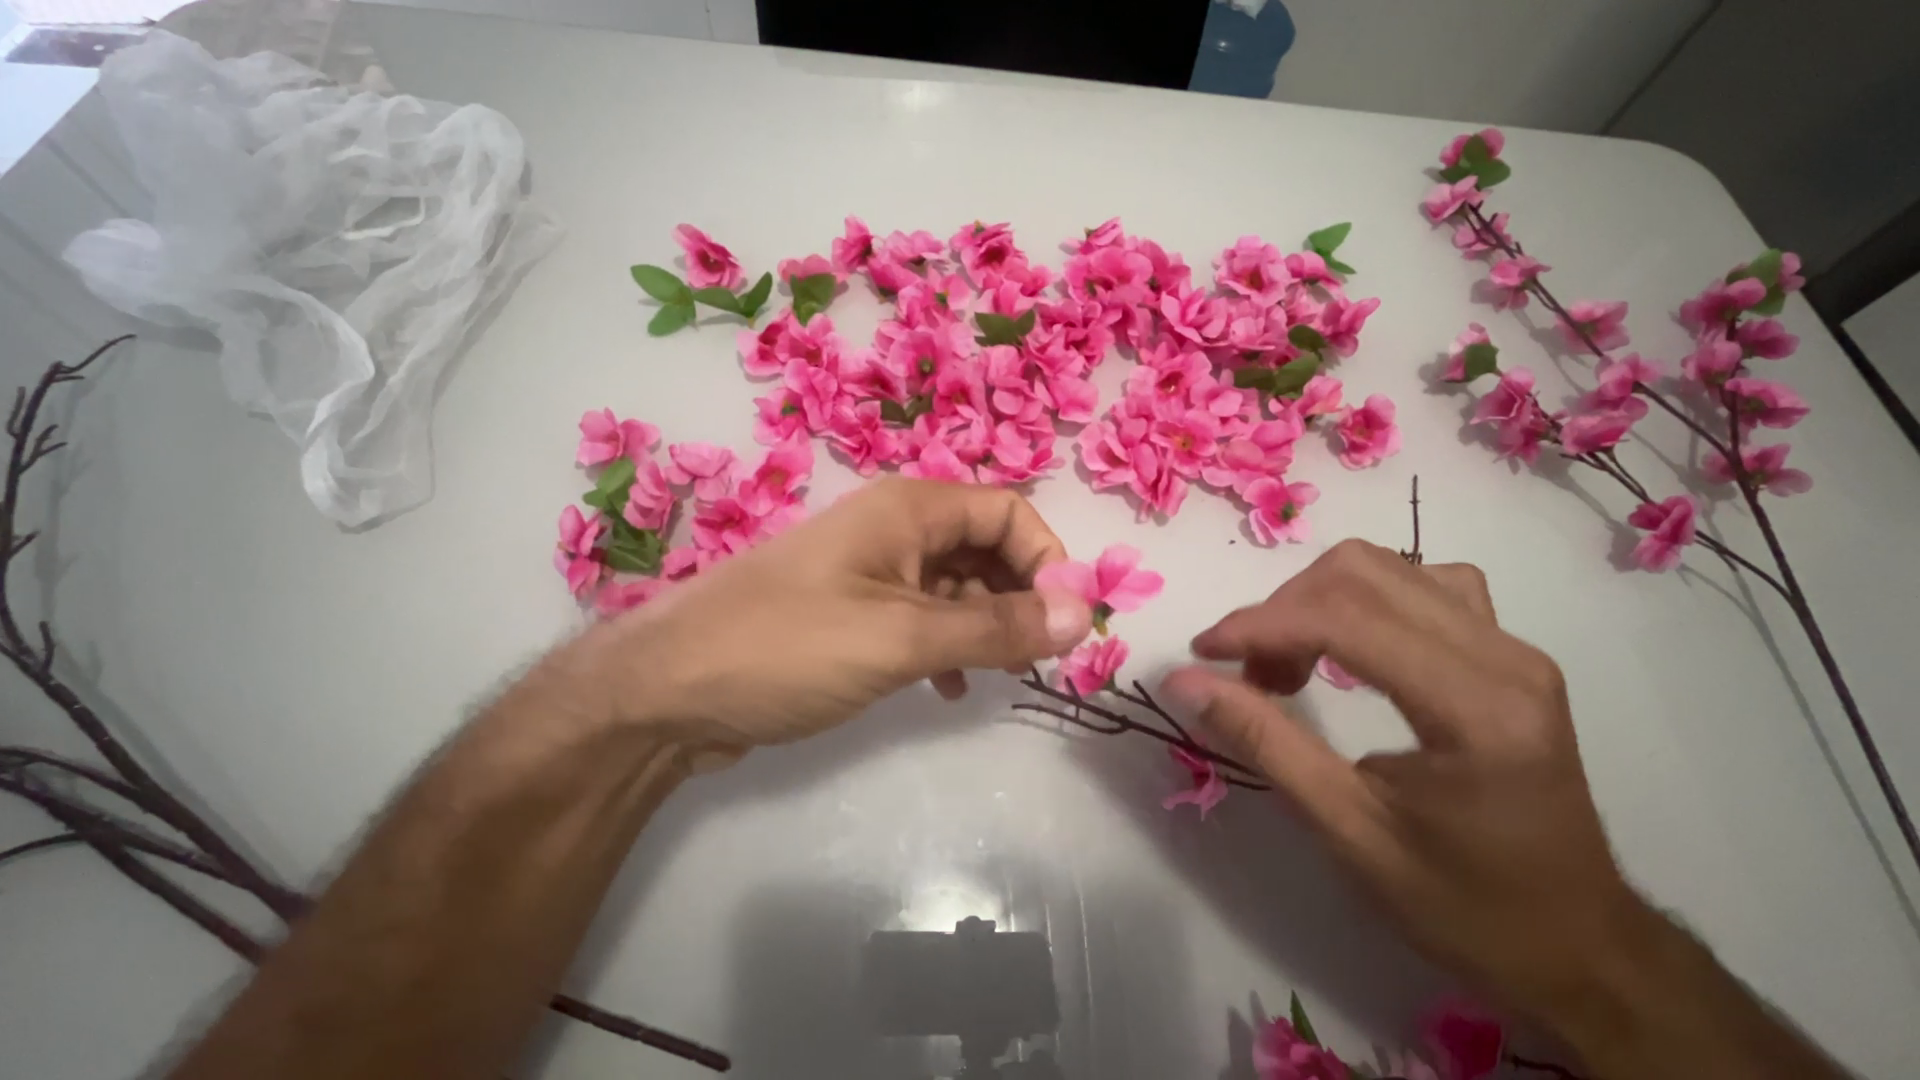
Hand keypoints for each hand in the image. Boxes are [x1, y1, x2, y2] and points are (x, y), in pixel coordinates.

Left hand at [578, 478, 1091, 757]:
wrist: (666, 691)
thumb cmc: (788, 647)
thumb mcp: (903, 638)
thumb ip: (996, 627)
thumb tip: (1086, 614)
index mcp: (908, 510)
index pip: (1009, 512)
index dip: (1049, 563)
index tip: (1066, 627)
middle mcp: (891, 529)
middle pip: (986, 546)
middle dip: (1020, 598)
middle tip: (1038, 660)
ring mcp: (865, 572)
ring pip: (954, 586)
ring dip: (986, 627)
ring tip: (997, 678)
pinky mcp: (846, 614)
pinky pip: (919, 618)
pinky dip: (945, 647)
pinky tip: (948, 690)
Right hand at [1161, 540, 1639, 1024]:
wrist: (1576, 944)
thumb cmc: (1463, 906)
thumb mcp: (1348, 832)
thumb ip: (1264, 742)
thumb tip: (1183, 680)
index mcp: (1474, 708)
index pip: (1345, 620)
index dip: (1259, 625)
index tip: (1201, 655)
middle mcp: (1505, 657)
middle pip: (1364, 573)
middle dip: (1284, 611)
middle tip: (1250, 677)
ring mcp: (1515, 649)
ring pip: (1391, 570)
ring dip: (1319, 601)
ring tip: (1293, 666)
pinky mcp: (1511, 655)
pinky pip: (1424, 588)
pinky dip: (1364, 604)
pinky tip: (1351, 651)